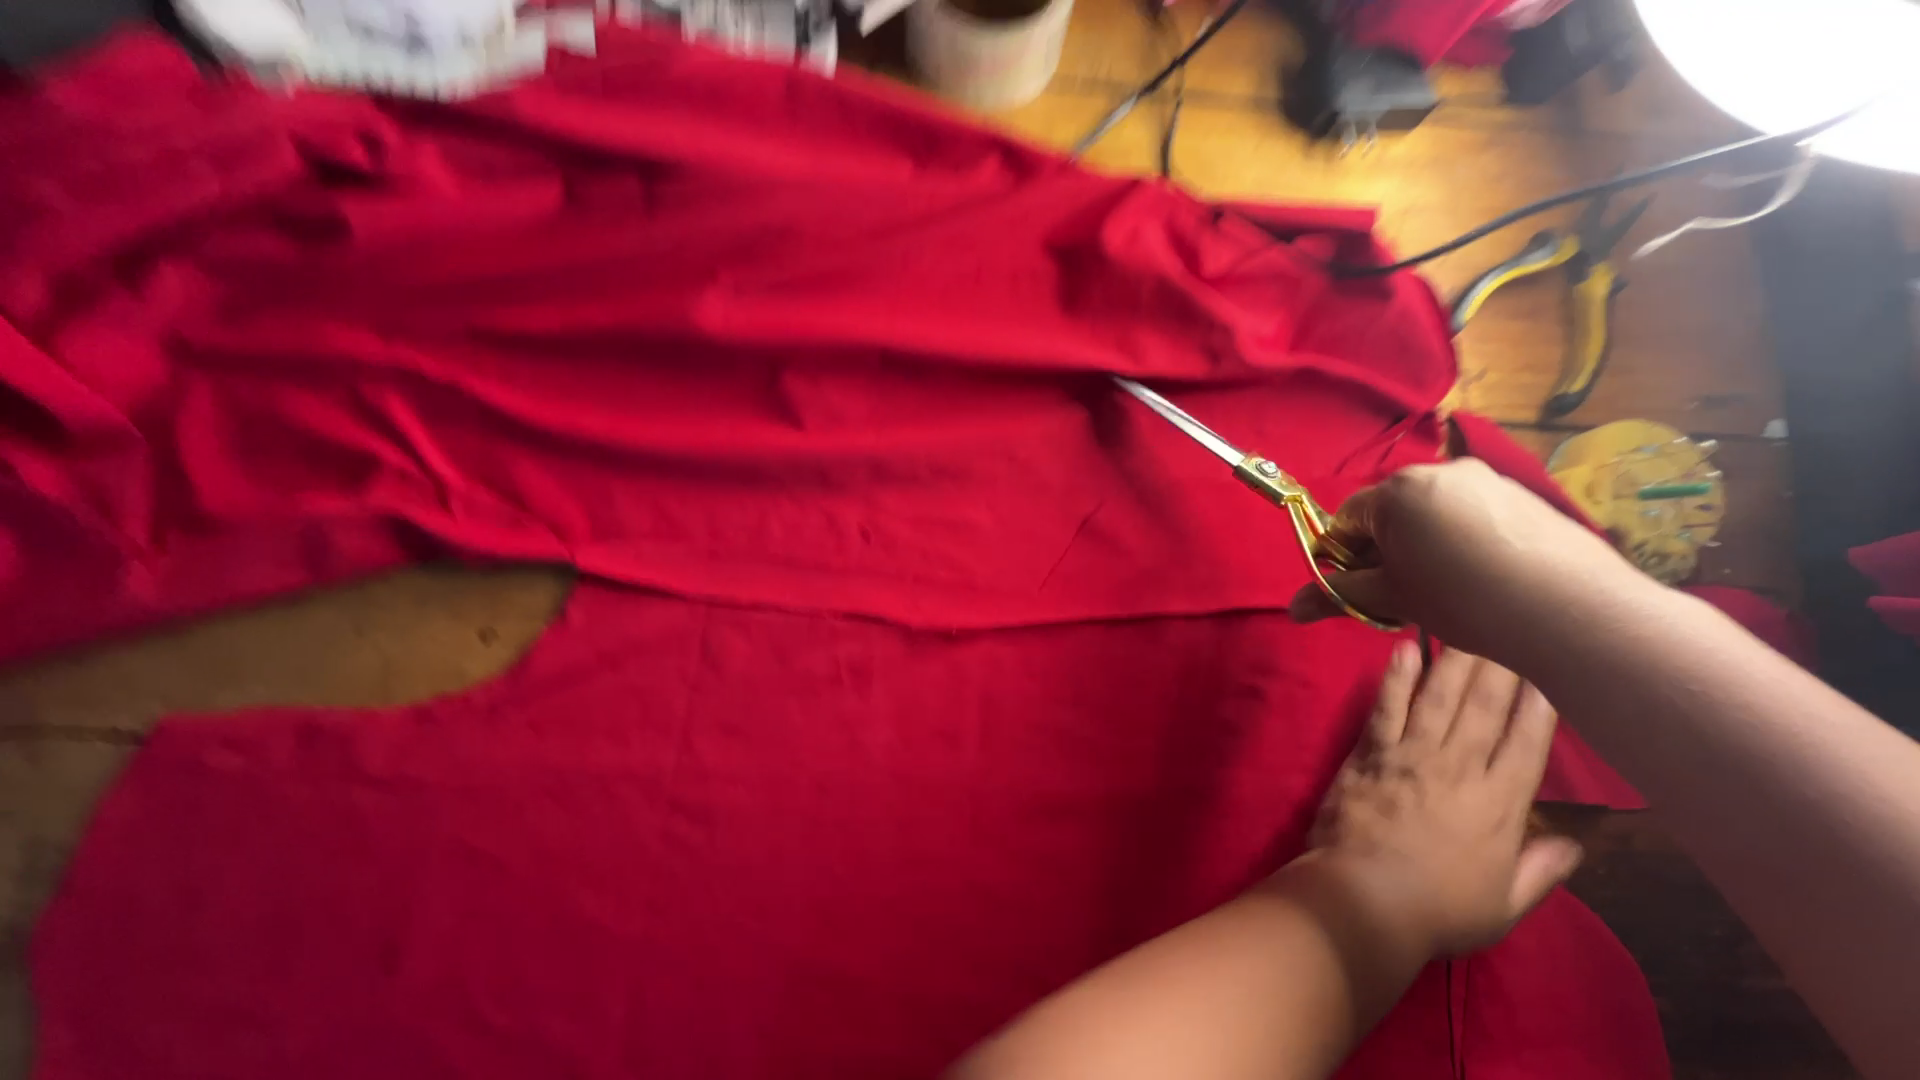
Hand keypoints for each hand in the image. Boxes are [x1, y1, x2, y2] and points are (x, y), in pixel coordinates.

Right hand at [1290, 459, 1643, 666]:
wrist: (1570, 607)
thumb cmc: (1462, 599)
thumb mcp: (1391, 599)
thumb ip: (1338, 595)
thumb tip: (1292, 607)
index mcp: (1397, 491)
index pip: (1348, 519)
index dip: (1345, 557)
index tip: (1362, 589)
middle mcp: (1440, 472)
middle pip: (1392, 512)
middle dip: (1387, 549)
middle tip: (1403, 594)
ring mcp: (1487, 480)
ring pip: (1434, 513)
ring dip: (1426, 544)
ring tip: (1450, 589)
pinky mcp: (1524, 495)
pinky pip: (1473, 514)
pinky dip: (1465, 540)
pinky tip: (1485, 578)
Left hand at [1308, 643, 1582, 954]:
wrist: (1364, 900)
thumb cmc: (1438, 910)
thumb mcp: (1505, 904)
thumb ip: (1540, 870)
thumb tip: (1574, 844)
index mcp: (1500, 805)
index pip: (1528, 743)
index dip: (1540, 705)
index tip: (1548, 669)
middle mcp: (1460, 769)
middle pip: (1486, 708)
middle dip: (1501, 665)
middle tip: (1511, 624)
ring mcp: (1412, 755)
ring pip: (1439, 698)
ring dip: (1455, 660)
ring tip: (1466, 621)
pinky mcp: (1370, 752)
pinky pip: (1387, 706)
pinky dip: (1397, 677)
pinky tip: (1405, 647)